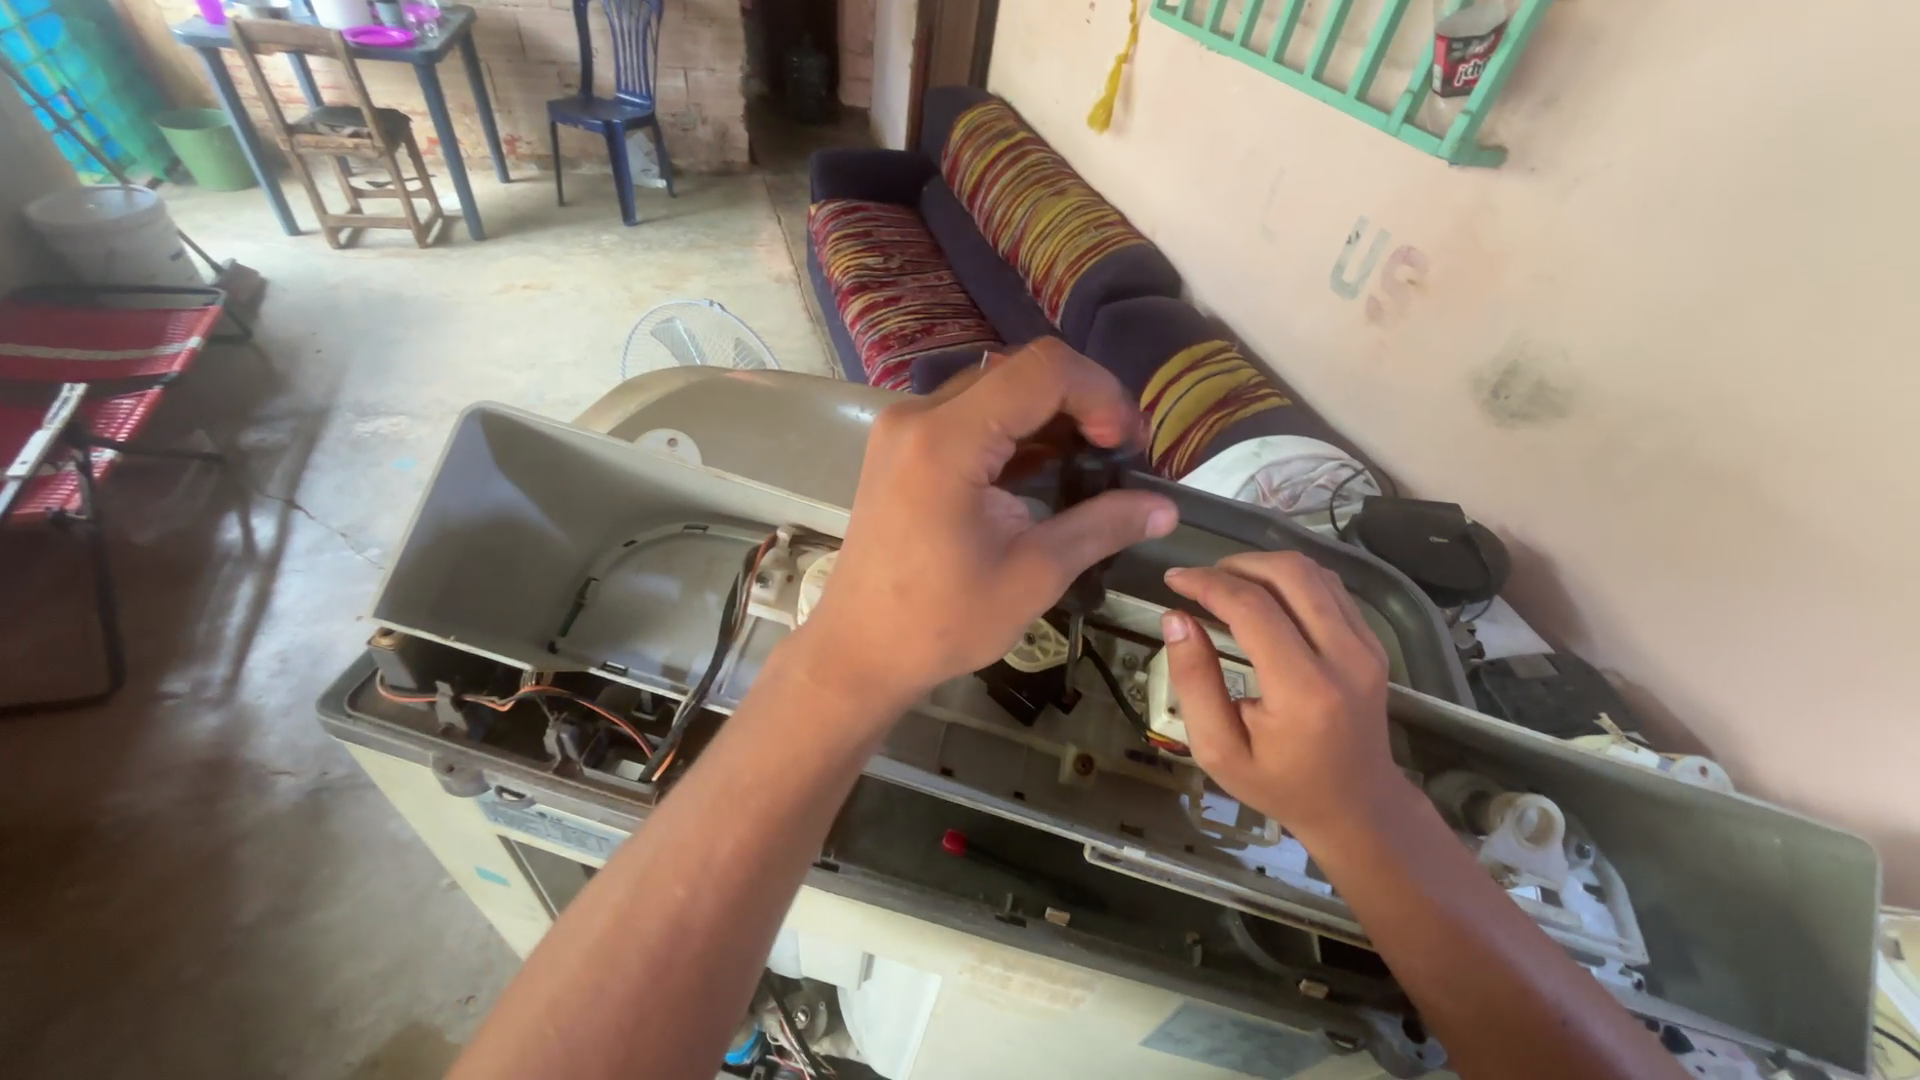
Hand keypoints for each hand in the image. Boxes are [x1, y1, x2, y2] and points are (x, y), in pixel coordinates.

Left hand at [797, 339, 1178, 709]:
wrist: (860, 649)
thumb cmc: (940, 621)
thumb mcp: (1032, 575)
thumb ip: (1101, 527)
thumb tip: (1165, 509)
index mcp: (946, 440)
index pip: (1042, 371)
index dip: (1100, 394)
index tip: (1127, 443)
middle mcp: (918, 417)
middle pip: (1019, 373)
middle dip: (1081, 402)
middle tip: (1119, 453)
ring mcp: (905, 429)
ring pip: (996, 390)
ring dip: (1050, 416)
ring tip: (1091, 462)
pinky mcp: (904, 448)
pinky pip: (970, 416)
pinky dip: (1015, 433)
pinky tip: (1046, 470)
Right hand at [1159, 552, 1412, 839]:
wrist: (1356, 806)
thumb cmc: (1279, 784)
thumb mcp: (1218, 750)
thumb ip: (1194, 682)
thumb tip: (1175, 619)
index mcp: (1304, 691)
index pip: (1252, 608)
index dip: (1207, 583)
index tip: (1173, 580)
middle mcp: (1344, 658)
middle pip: (1289, 575)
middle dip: (1235, 565)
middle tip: (1199, 581)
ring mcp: (1366, 646)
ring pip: (1312, 572)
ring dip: (1262, 566)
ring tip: (1225, 585)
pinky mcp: (1372, 642)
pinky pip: (1329, 587)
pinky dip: (1288, 579)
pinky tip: (1262, 596)